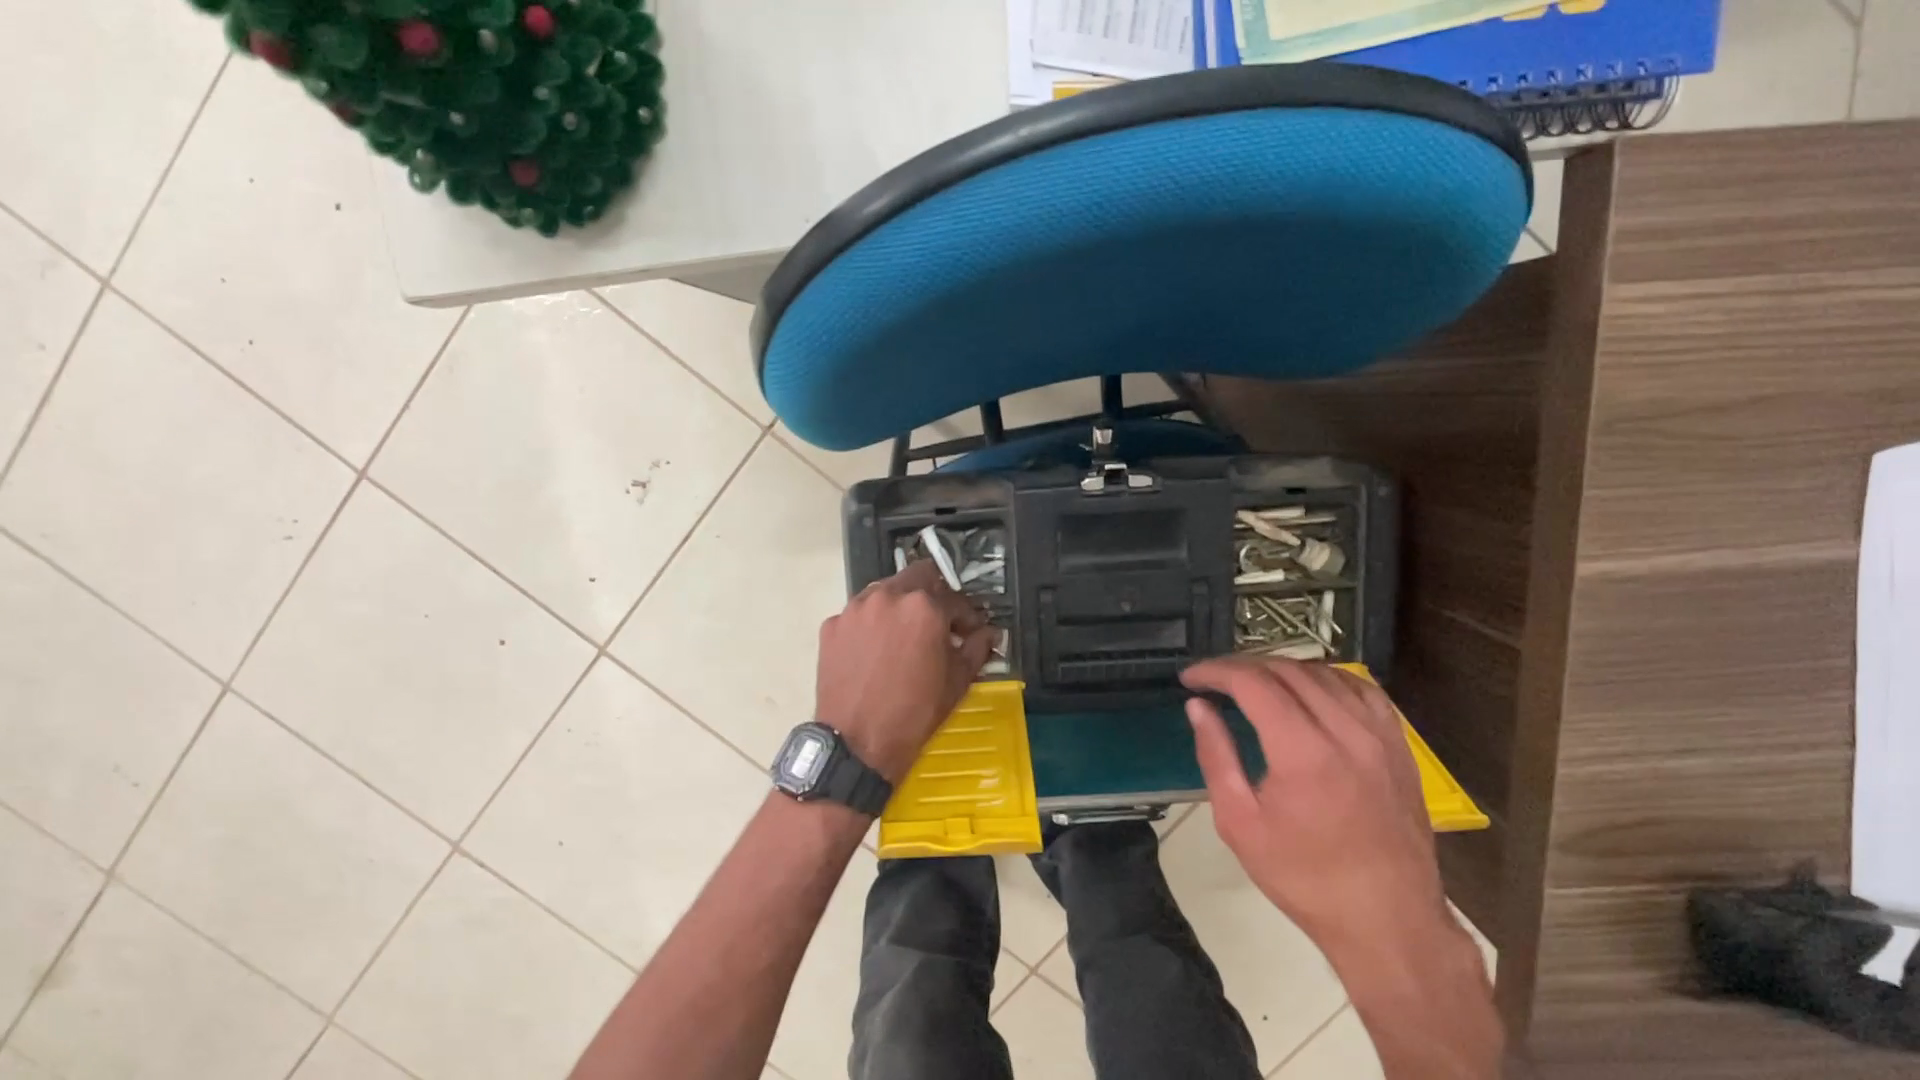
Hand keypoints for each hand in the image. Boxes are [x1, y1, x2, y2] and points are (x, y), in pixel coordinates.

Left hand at [816, 560, 995, 782]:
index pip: (955, 599)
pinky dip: (871, 627)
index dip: (967, 617)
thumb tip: (988, 634)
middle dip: (932, 597)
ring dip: (899, 607)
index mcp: (924, 607)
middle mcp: (887, 596)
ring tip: (904, 637)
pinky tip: (875, 652)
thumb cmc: (915, 713)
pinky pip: (858, 616)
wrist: (857, 743)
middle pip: (917, 579)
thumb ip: (976, 648)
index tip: (969, 632)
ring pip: (884, 593)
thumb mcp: (957, 682)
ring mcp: (854, 609)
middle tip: (937, 625)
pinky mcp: (832, 625)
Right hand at [1181, 657, 1451, 957]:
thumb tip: (1198, 707)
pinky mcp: (1399, 745)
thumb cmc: (1304, 877)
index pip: (1253, 683)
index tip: (1190, 678)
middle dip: (1243, 667)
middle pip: (1288, 670)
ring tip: (1255, 684)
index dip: (1216, 671)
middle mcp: (1345, 730)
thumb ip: (1216, 757)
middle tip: (1214, 681)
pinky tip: (1310, 691)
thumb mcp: (1240, 824)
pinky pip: (1361, 689)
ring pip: (1325, 673)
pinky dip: (1327, 679)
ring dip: (1283, 670)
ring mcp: (1379, 735)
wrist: (1387, 918)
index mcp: (1303, 751)